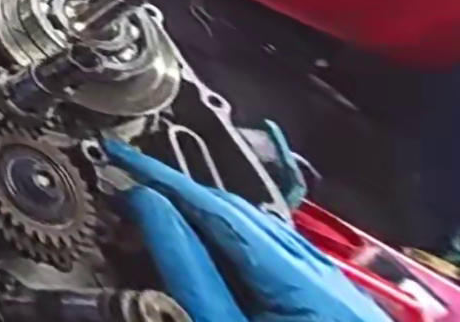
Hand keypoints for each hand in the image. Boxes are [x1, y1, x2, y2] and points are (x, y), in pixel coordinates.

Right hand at [104, 140, 390, 321]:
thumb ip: (185, 266)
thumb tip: (146, 202)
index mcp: (312, 293)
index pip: (219, 208)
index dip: (161, 175)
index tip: (117, 153)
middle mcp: (335, 285)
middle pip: (239, 213)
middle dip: (177, 194)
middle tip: (124, 186)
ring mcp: (342, 298)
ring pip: (257, 231)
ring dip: (200, 215)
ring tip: (153, 212)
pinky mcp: (338, 313)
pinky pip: (273, 256)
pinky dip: (228, 242)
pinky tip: (201, 247)